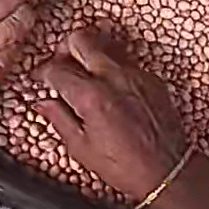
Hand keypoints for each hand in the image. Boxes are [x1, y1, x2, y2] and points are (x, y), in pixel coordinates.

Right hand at [31, 28, 195, 203]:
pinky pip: (127, 61)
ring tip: (84, 71)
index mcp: (91, 96)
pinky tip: (109, 85)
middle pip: (82, 39)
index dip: (43, 72)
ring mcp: (136, 75)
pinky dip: (113, 67)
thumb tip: (43, 102)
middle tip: (61, 65)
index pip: (57, 68)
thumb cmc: (125, 165)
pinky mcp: (152, 79)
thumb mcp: (81, 148)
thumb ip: (59, 119)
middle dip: (65, 48)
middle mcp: (114, 78)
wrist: (167, 170)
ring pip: (107, 45)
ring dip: (91, 53)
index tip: (41, 79)